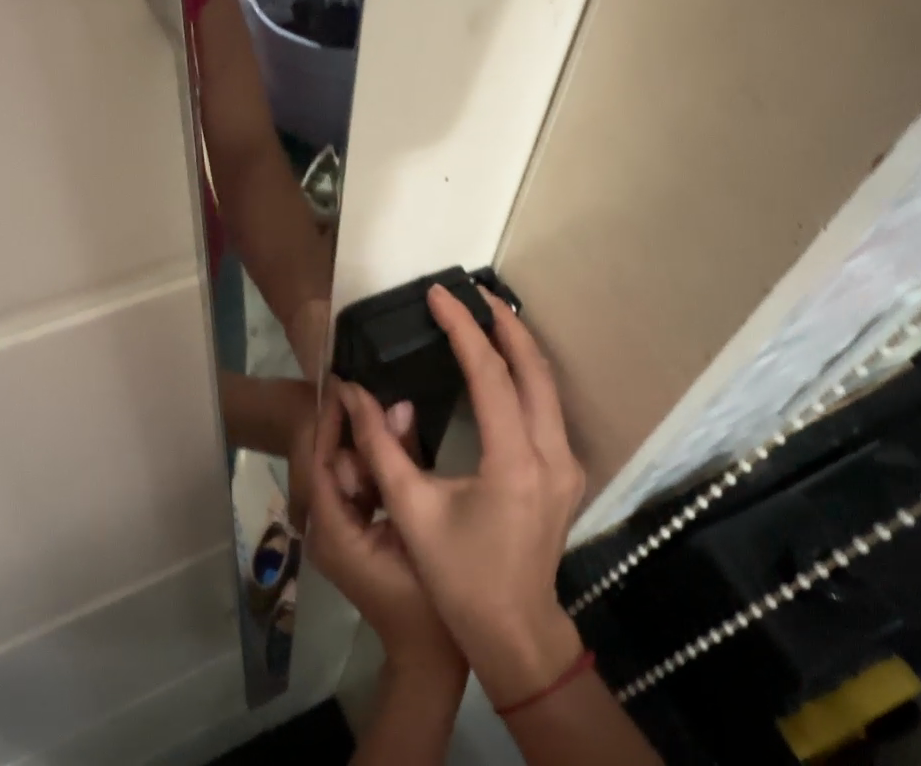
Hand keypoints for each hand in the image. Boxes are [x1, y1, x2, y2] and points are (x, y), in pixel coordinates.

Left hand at [307, 384, 464, 675]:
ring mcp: (336, 537)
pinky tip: (393, 442)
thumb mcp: (417, 523)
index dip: (330, 420)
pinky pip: (355, 493)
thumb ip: (403, 464)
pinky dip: (371, 470)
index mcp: (331, 530)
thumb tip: (396, 406)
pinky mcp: (352, 539)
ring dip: (362, 447)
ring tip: (385, 409)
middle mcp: (323, 531)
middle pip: (329, 465)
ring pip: (343, 477)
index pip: (320, 460)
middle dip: (348, 430)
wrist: (429, 659)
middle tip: (370, 393)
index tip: (345, 383)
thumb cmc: (427, 600)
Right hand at [339, 286, 587, 706]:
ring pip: (549, 385)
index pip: (491, 375)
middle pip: (535, 368)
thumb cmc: (457, 576)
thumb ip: (380, 446)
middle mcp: (552, 454)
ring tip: (487, 314)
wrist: (513, 628)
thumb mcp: (411, 509)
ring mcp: (567, 463)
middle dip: (505, 323)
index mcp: (514, 461)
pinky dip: (527, 374)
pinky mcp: (566, 472)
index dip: (463, 330)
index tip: (439, 295)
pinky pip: (549, 406)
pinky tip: (504, 363)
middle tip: (472, 291)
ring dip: (519, 345)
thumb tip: (354, 393)